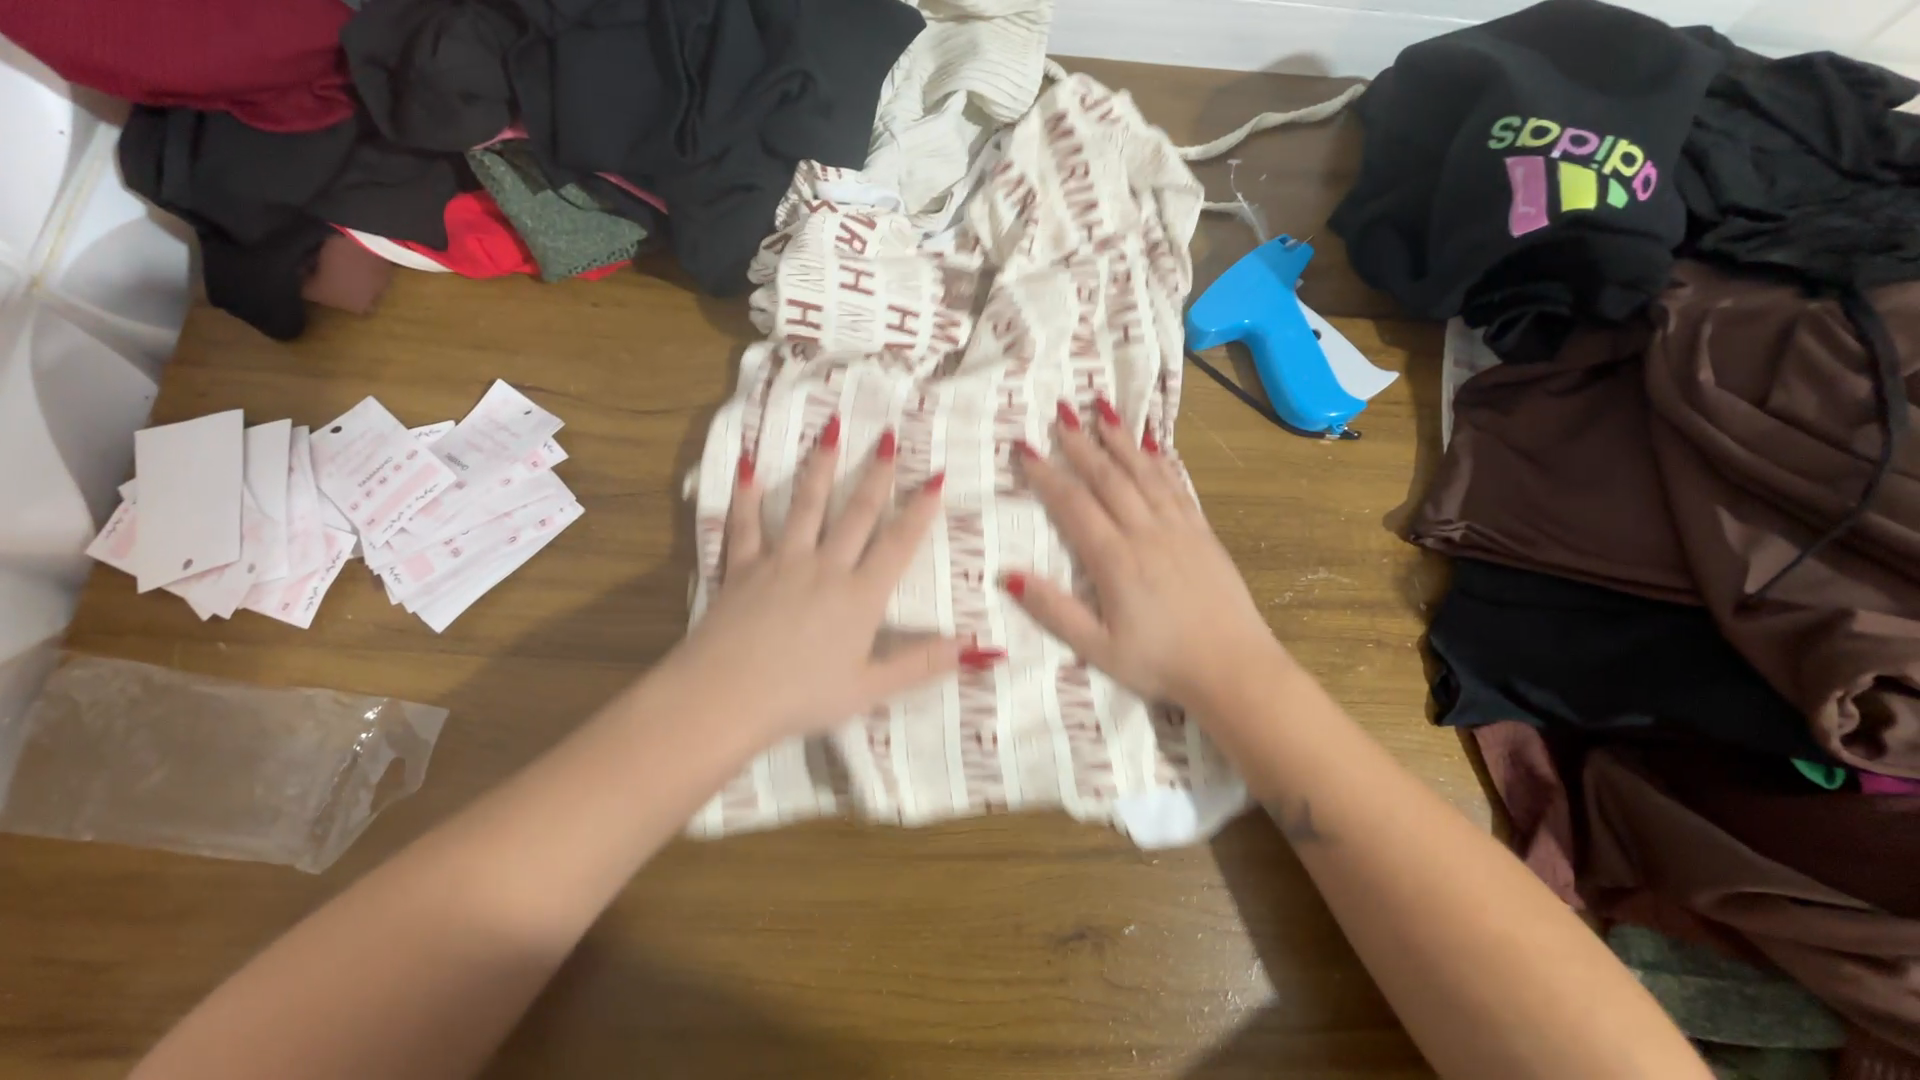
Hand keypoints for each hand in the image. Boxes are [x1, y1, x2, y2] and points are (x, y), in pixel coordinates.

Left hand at [662, 421, 997, 742]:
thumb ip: (923, 663)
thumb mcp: (871, 688)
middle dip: (875, 474)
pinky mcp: (742, 568)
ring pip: (806, 506)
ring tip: (830, 431)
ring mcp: (781, 563)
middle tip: (888, 436)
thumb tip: (980, 647)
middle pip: (855, 514)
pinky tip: (748, 466)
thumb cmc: (802, 697)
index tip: (936, 476)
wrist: (725, 695)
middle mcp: (825, 568)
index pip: (898, 544)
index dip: (919, 511)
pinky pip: (746, 525)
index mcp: (861, 597)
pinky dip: (747, 496)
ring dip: (820, 467)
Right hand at [1006, 401, 1282, 709]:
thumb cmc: (1160, 663)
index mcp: (1115, 560)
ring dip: (1122, 440)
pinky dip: (1161, 462)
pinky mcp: (1203, 533)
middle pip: (1108, 478)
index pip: (1073, 505)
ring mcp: (1179, 529)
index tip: (1026, 448)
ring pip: (1145, 473)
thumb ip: (1053, 610)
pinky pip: (1177, 487)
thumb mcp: (1097, 648)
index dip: (1047, 475)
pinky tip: (1152, 446)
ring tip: (1103, 410)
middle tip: (1061, 412)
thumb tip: (1007, 575)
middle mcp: (1146, 533)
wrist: (1233, 668)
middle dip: (1082, 444)